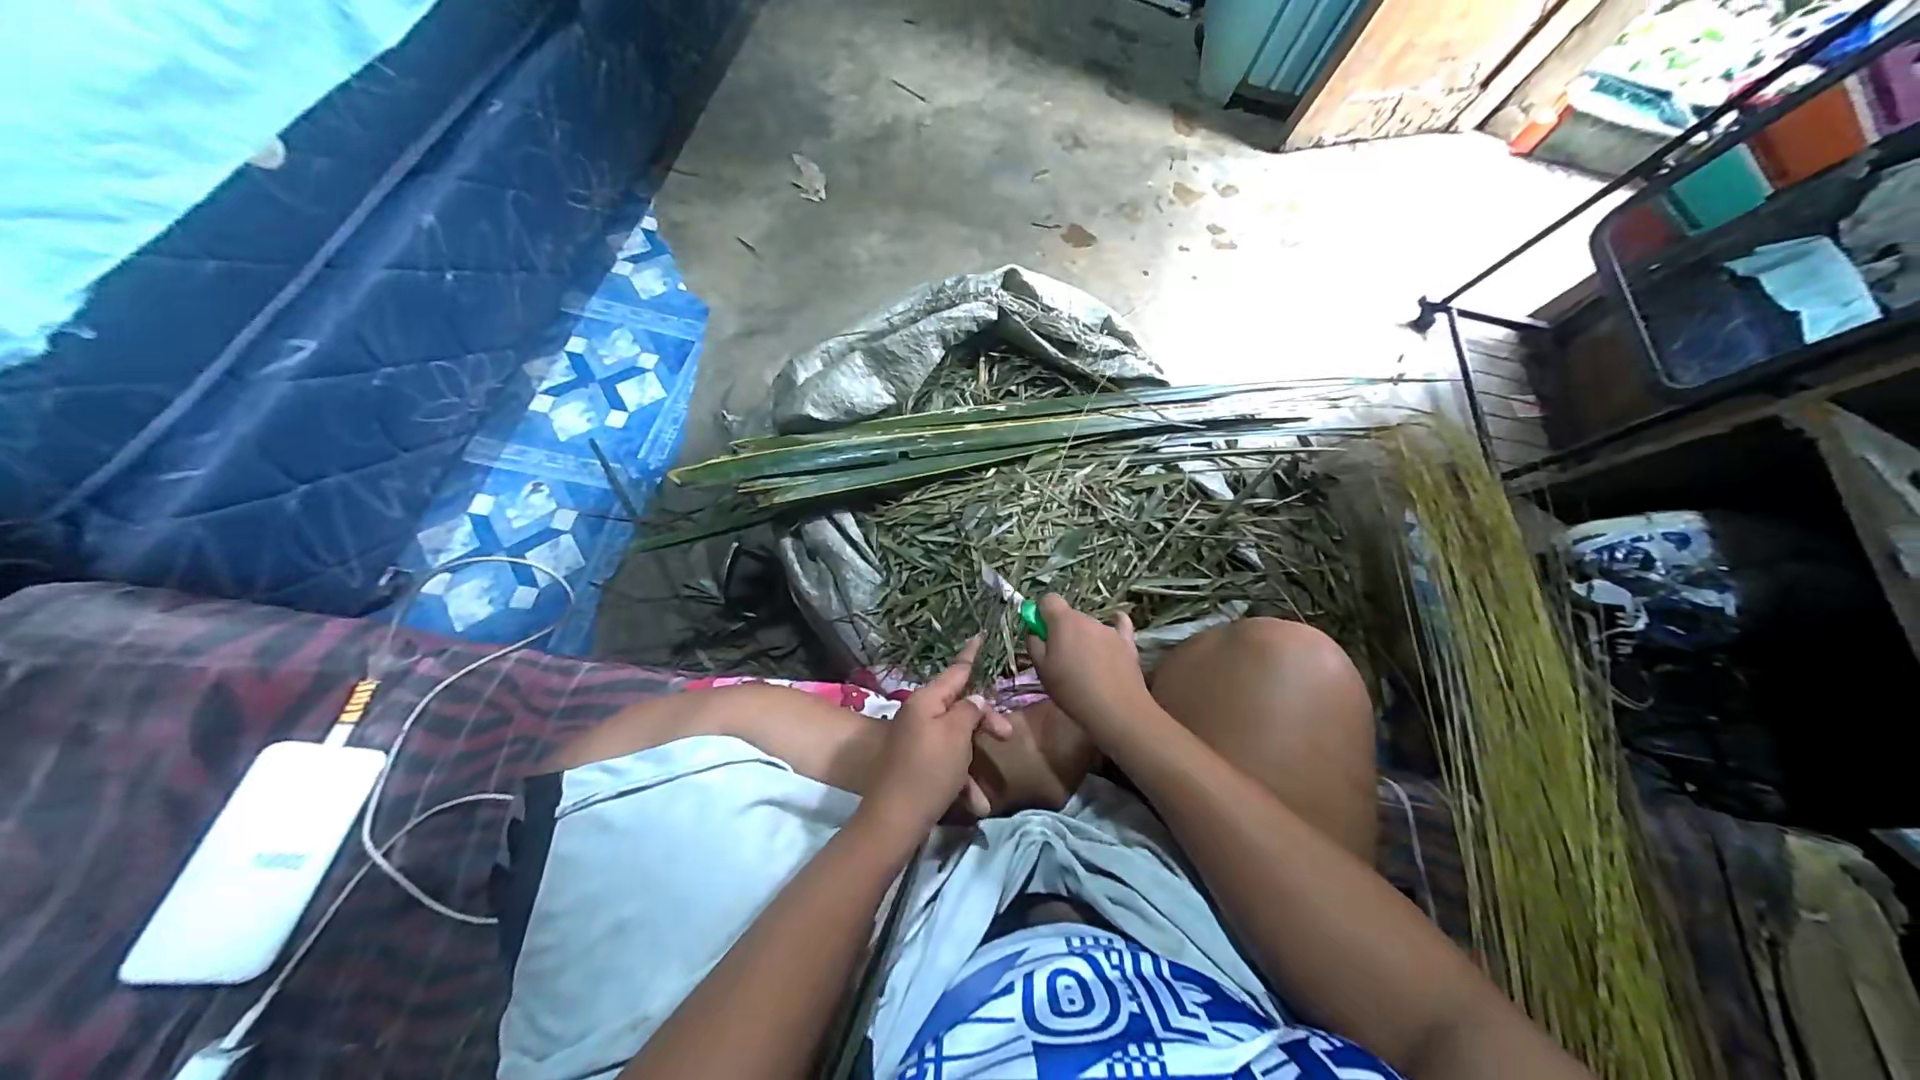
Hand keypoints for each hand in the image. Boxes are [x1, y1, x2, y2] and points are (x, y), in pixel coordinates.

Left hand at [867, 638, 1014, 829]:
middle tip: (1007, 735)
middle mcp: (920, 714)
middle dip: (985, 723)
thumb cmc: (929, 769)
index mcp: (927, 700)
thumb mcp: (957, 735)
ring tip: (985, 794)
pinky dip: (961, 781)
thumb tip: (974, 699)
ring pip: (957, 740)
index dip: (972, 654)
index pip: (957, 670)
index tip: (981, 636)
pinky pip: (947, 763)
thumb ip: (970, 710)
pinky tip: (974, 805)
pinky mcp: (917, 763)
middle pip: (961, 707)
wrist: (895, 818)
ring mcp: (917, 739)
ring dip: (974, 763)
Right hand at [1025, 595, 1152, 732]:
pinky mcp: (1127, 642)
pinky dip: (1114, 629)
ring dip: (1084, 638)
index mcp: (1064, 622)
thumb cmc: (1072, 690)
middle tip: (1061, 658)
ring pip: (1090, 627)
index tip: (1041, 633)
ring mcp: (1110, 630)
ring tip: (1086, 667)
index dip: (1042, 613)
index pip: (1049, 600)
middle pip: (1070, 615)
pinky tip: (1111, 638)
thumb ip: (1034, 643)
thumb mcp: (1041, 669)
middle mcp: (1088, 619)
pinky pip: (1119, 627)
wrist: (1115, 710)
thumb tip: (1035, 631)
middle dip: (1063, 630)